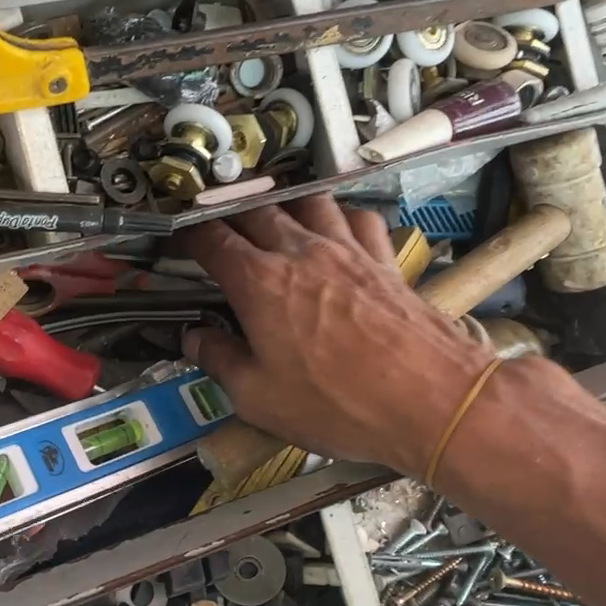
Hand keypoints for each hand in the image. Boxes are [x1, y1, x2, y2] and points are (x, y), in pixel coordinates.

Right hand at [178, 196, 493, 474]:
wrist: (430, 399)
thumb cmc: (336, 403)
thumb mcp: (258, 397)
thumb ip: (219, 360)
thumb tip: (194, 337)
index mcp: (258, 282)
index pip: (210, 241)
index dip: (185, 238)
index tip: (175, 244)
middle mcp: (299, 251)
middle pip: (254, 211)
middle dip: (226, 215)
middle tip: (216, 229)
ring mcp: (346, 249)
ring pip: (306, 202)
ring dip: (282, 205)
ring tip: (273, 218)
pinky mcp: (383, 259)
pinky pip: (356, 219)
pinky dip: (339, 217)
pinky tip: (336, 230)